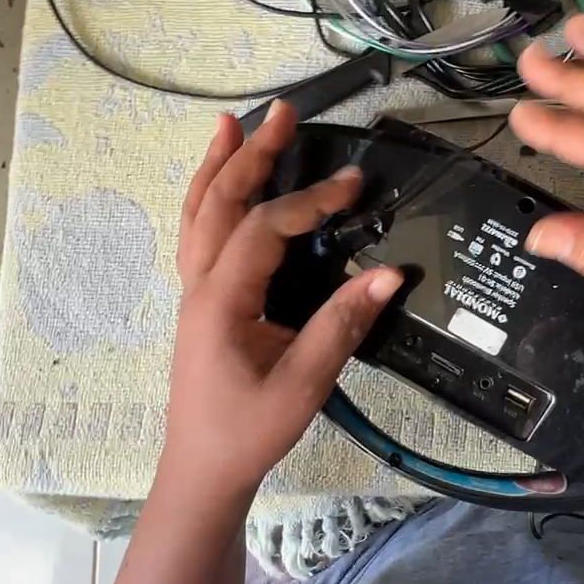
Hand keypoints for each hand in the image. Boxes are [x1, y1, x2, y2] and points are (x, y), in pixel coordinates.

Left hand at [161, 104, 402, 502]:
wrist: (204, 469)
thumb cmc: (249, 430)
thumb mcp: (303, 383)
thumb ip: (342, 326)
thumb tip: (388, 275)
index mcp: (222, 300)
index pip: (265, 230)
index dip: (310, 202)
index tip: (355, 185)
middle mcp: (200, 285)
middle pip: (220, 203)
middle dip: (251, 154)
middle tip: (283, 114)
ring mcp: (195, 292)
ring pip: (199, 214)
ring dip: (218, 166)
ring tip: (232, 125)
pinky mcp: (203, 302)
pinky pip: (199, 235)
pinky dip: (209, 198)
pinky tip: (221, 186)